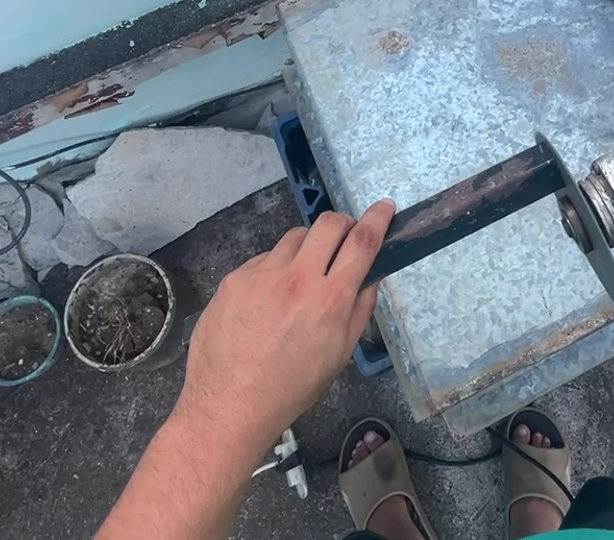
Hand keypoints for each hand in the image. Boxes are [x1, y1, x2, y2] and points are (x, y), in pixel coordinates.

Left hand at [173, 202, 395, 452]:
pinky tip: (268, 298)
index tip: (385, 206)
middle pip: (329, 223)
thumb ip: (360, 309)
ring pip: (295, 237)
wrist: (228, 407)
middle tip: (344, 238)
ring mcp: (262, 274)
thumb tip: (370, 276)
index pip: (362, 242)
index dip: (378, 218)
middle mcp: (297, 278)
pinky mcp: (235, 278)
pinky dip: (276, 268)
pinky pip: (265, 258)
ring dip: (308, 247)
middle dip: (343, 224)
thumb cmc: (292, 387)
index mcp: (329, 300)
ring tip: (302, 275)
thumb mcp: (339, 355)